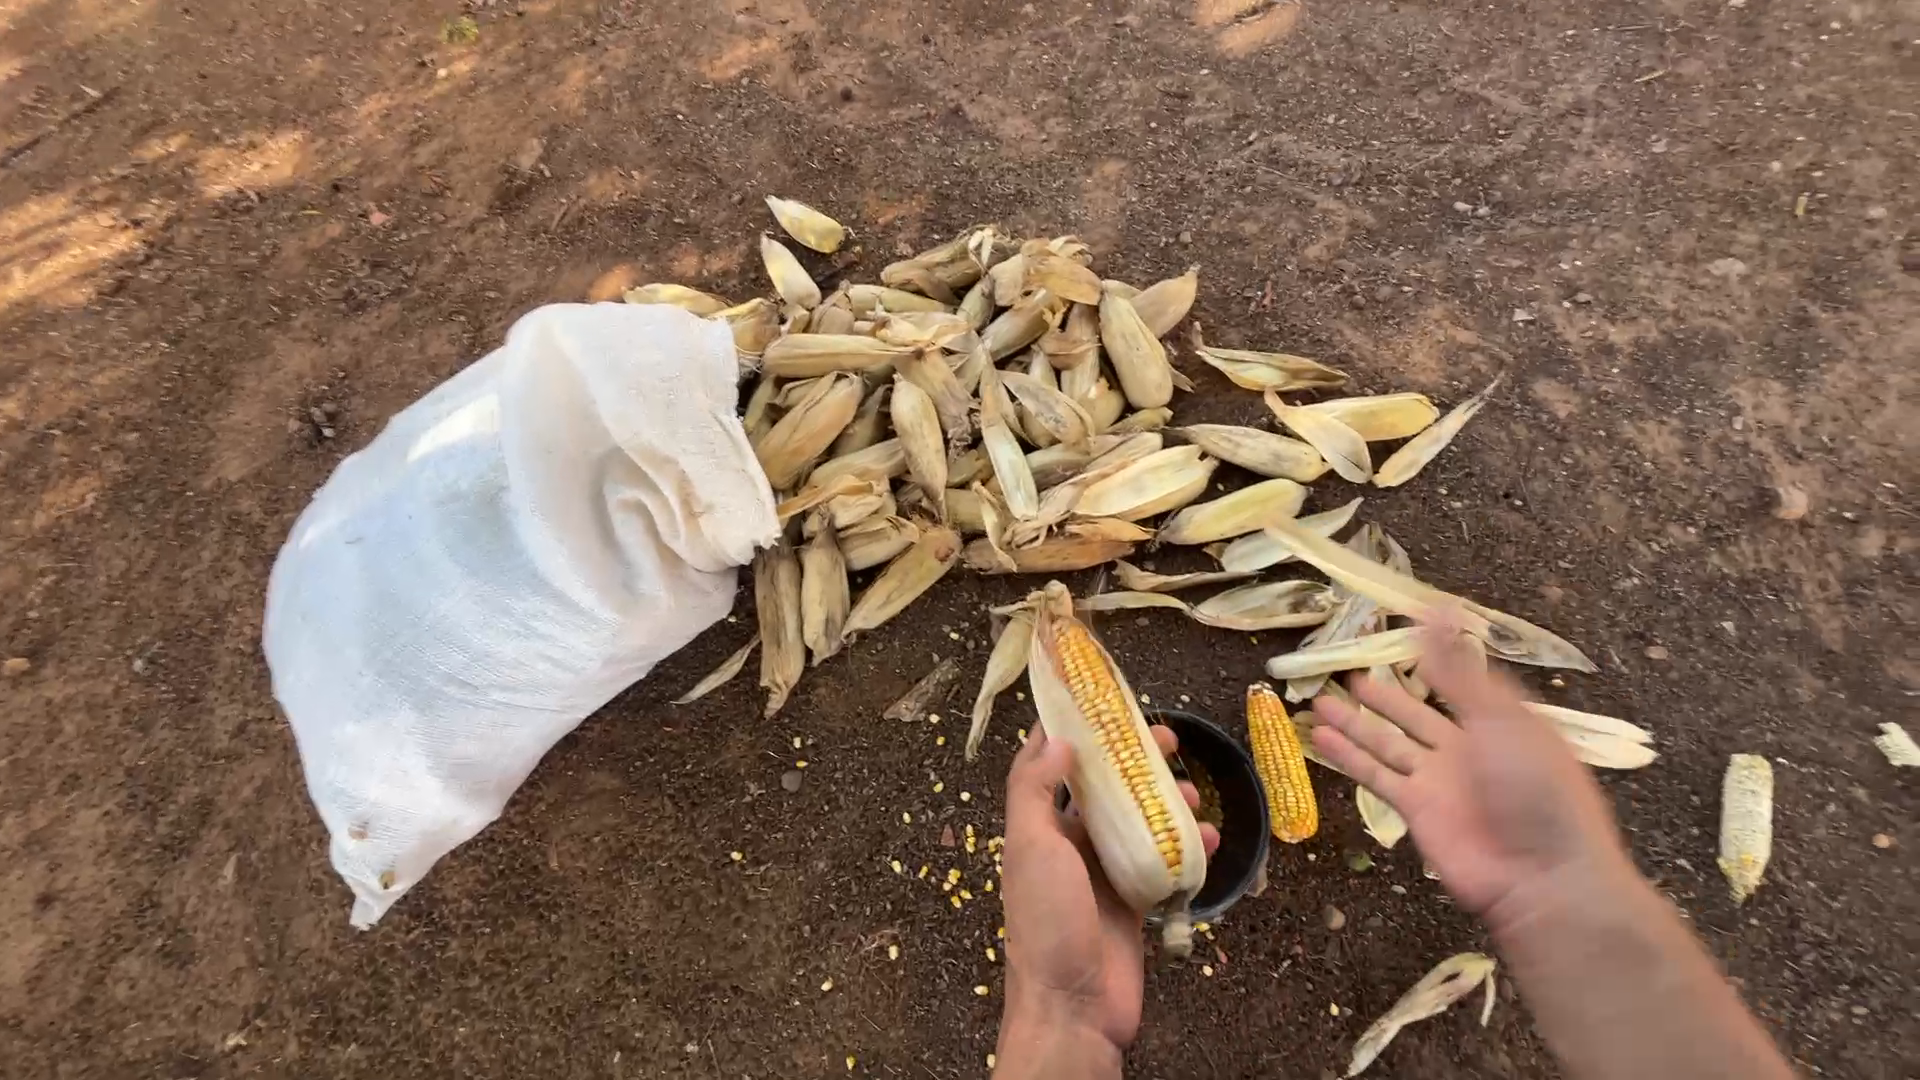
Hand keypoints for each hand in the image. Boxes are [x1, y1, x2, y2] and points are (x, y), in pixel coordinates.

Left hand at [996, 724, 1220, 1061]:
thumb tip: (1056, 738)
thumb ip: (1034, 790)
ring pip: (1138, 818)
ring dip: (1165, 799)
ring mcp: (1104, 869)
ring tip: (1191, 789)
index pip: (1050, 763)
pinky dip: (1187, 847)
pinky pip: (1163, 860)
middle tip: (1166, 737)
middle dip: (1131, 758)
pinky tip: (1210, 838)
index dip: (1071, 731)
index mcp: (1038, 824)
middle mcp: (1069, 841)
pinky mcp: (1135, 898)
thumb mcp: (1030, 846)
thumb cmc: (1046, 920)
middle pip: (1103, 786)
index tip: (1098, 701)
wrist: (1075, 1008)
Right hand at [1310, 617, 1630, 931]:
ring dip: (1352, 723)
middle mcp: (1464, 750)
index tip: (1400, 642)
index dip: (1431, 665)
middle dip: (1383, 698)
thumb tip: (1436, 612)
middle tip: (1349, 678)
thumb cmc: (1535, 791)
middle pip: (1414, 715)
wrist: (1544, 878)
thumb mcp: (1501, 720)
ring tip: (1319, 701)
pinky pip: (1374, 775)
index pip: (1458, 686)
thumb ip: (1458, 671)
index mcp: (1497, 725)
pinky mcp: (1413, 808)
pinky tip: (1318, 737)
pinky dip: (1346, 756)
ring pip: (1385, 743)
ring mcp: (1436, 781)